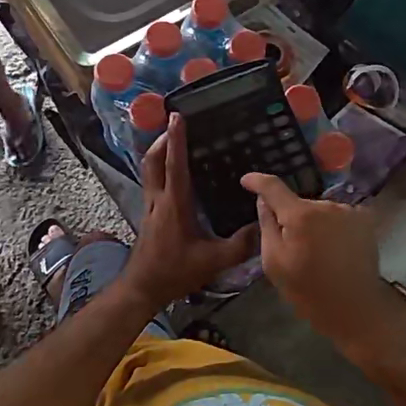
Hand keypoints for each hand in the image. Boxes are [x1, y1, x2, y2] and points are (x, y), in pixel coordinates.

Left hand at [120, 115, 257, 308]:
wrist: (143, 289)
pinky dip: (160, 169)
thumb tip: (262, 226)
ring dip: (158, 152)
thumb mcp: (213, 262)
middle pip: (152, 160)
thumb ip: (240, 245)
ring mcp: (150, 207)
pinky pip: (152, 182)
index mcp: (174, 204)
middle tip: (175, 124)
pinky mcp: (148, 215)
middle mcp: (158, 199)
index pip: (174, 164)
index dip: (176, 139)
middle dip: (162, 139)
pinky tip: (173, 174)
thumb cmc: (175, 273)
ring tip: (173, 141)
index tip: (178, 117)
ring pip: (148, 170)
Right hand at [242, 173, 397, 350]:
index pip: (273, 187)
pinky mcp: (365, 220)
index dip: (257, 181)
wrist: (355, 309)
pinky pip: (338, 216)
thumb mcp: (274, 263)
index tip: (246, 180)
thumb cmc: (308, 291)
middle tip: (291, 245)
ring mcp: (349, 211)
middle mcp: (326, 205)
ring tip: (316, 251)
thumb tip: (263, 201)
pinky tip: (334, 249)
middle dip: (290, 217)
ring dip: (313, 223)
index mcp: (300, 215)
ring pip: (319, 210)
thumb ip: (267, 226)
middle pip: (298, 203)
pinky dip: (332, 227)